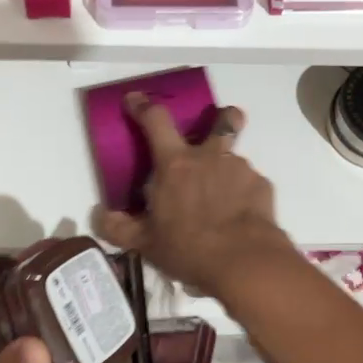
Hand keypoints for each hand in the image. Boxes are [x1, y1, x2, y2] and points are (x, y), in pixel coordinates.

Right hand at [95, 93, 293, 297]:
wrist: (244, 262)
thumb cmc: (189, 248)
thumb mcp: (146, 244)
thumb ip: (120, 228)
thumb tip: (100, 215)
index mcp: (176, 164)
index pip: (156, 120)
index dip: (144, 106)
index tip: (136, 100)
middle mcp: (210, 156)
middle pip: (224, 120)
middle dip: (224, 116)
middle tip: (218, 128)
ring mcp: (240, 168)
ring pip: (234, 159)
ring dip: (227, 173)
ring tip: (223, 204)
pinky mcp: (262, 185)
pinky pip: (250, 184)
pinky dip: (243, 196)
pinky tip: (240, 219)